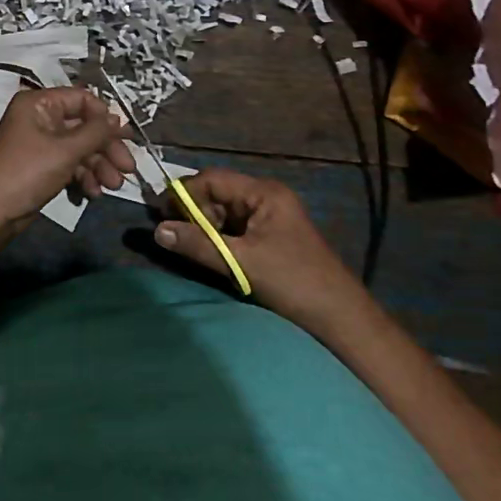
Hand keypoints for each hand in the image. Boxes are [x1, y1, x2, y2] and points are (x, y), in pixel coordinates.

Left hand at [0, 87, 134, 235]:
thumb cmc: (26, 172)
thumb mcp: (65, 150)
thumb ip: (95, 133)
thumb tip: (117, 119)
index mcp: (39, 103)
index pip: (81, 99)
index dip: (104, 117)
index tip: (126, 138)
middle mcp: (39, 118)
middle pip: (83, 125)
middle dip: (106, 147)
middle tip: (128, 169)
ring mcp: (40, 143)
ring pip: (78, 147)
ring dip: (98, 165)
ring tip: (113, 186)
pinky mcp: (40, 166)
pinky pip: (69, 164)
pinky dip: (83, 176)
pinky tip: (94, 193)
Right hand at [153, 170, 365, 326]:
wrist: (343, 321)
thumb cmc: (294, 283)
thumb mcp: (242, 263)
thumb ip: (198, 244)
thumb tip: (158, 230)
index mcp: (264, 193)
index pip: (212, 179)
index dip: (184, 194)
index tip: (162, 214)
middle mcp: (266, 198)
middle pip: (217, 194)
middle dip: (194, 213)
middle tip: (176, 235)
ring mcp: (270, 218)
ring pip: (223, 213)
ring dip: (206, 229)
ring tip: (193, 248)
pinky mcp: (270, 238)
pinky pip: (234, 229)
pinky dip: (219, 239)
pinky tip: (212, 256)